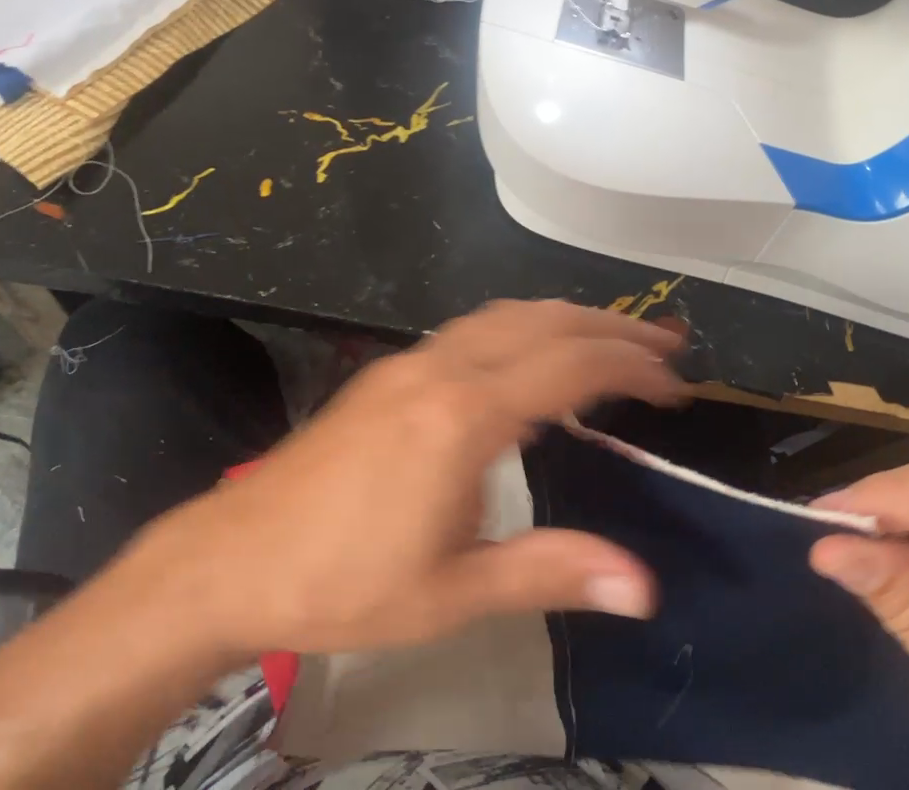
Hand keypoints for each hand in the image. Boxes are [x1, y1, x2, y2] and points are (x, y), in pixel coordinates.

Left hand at [108, 299, 687, 663]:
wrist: (230, 560)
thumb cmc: (344, 584)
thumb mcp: (453, 594)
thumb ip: (549, 574)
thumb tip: (645, 586)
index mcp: (464, 418)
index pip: (571, 367)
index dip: (633, 369)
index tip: (678, 387)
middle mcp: (440, 371)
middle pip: (544, 323)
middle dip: (613, 329)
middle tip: (669, 348)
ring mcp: (408, 364)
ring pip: (505, 315)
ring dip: (568, 318)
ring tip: (616, 339)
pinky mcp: (387, 374)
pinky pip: (473, 327)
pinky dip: (524, 326)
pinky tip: (531, 355)